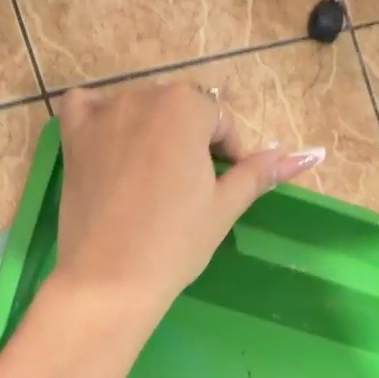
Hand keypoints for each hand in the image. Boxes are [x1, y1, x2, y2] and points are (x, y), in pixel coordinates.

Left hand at [50, 83, 324, 313]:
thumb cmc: (174, 246)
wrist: (110, 281)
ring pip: (137, 111)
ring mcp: (103, 115)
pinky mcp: (73, 139)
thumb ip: (257, 174)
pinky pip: (84, 106)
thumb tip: (305, 156)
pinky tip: (109, 145)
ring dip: (150, 134)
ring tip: (152, 184)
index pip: (219, 121)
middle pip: (178, 113)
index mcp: (186, 108)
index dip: (229, 155)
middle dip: (189, 144)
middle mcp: (143, 97)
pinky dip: (98, 117)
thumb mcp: (223, 208)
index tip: (223, 190)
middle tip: (188, 194)